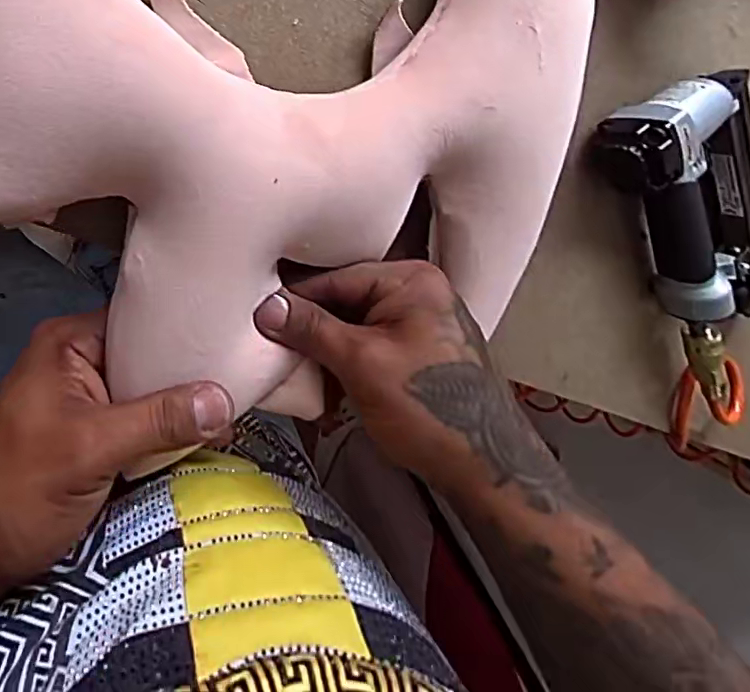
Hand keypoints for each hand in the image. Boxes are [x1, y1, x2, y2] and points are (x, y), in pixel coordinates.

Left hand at [0, 308, 233, 589]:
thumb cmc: (21, 489)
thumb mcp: (92, 449)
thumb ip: (157, 421)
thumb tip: (222, 400)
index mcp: (67, 342)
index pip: (135, 318)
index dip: (180, 326)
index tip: (225, 336)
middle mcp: (76, 360)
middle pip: (144, 354)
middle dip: (185, 372)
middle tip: (236, 379)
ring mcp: (84, 398)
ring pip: (144, 390)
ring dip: (178, 406)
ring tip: (230, 406)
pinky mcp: (92, 432)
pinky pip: (138, 419)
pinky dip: (163, 429)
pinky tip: (200, 434)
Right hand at [252, 260, 514, 490]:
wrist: (487, 471)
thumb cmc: (438, 412)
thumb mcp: (361, 363)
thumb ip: (311, 329)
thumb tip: (270, 308)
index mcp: (411, 281)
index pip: (334, 279)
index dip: (295, 301)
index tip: (262, 317)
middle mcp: (417, 294)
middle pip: (341, 302)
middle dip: (310, 330)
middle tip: (277, 348)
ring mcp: (417, 324)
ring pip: (350, 326)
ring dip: (325, 352)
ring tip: (302, 373)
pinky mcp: (415, 353)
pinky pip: (366, 346)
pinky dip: (344, 364)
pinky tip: (329, 387)